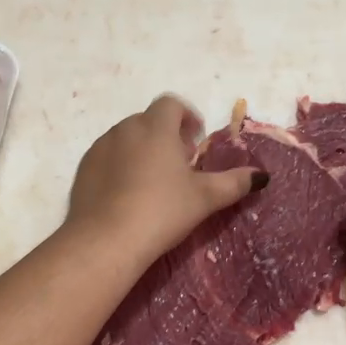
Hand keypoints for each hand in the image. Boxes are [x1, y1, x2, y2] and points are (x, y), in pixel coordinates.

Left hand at [65, 95, 265, 261]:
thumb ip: (235, 183)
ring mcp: (99, 148)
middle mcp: (125, 129)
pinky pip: (106, 158)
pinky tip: (128, 196)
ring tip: (153, 182)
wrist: (106, 240)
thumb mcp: (205, 198)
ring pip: (125, 139)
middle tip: (179, 165)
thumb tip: (262, 176)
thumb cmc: (162, 211)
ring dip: (141, 150)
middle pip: (148, 120)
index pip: (171, 104)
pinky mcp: (83, 170)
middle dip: (165, 135)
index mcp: (156, 127)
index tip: (195, 140)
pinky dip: (119, 167)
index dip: (186, 117)